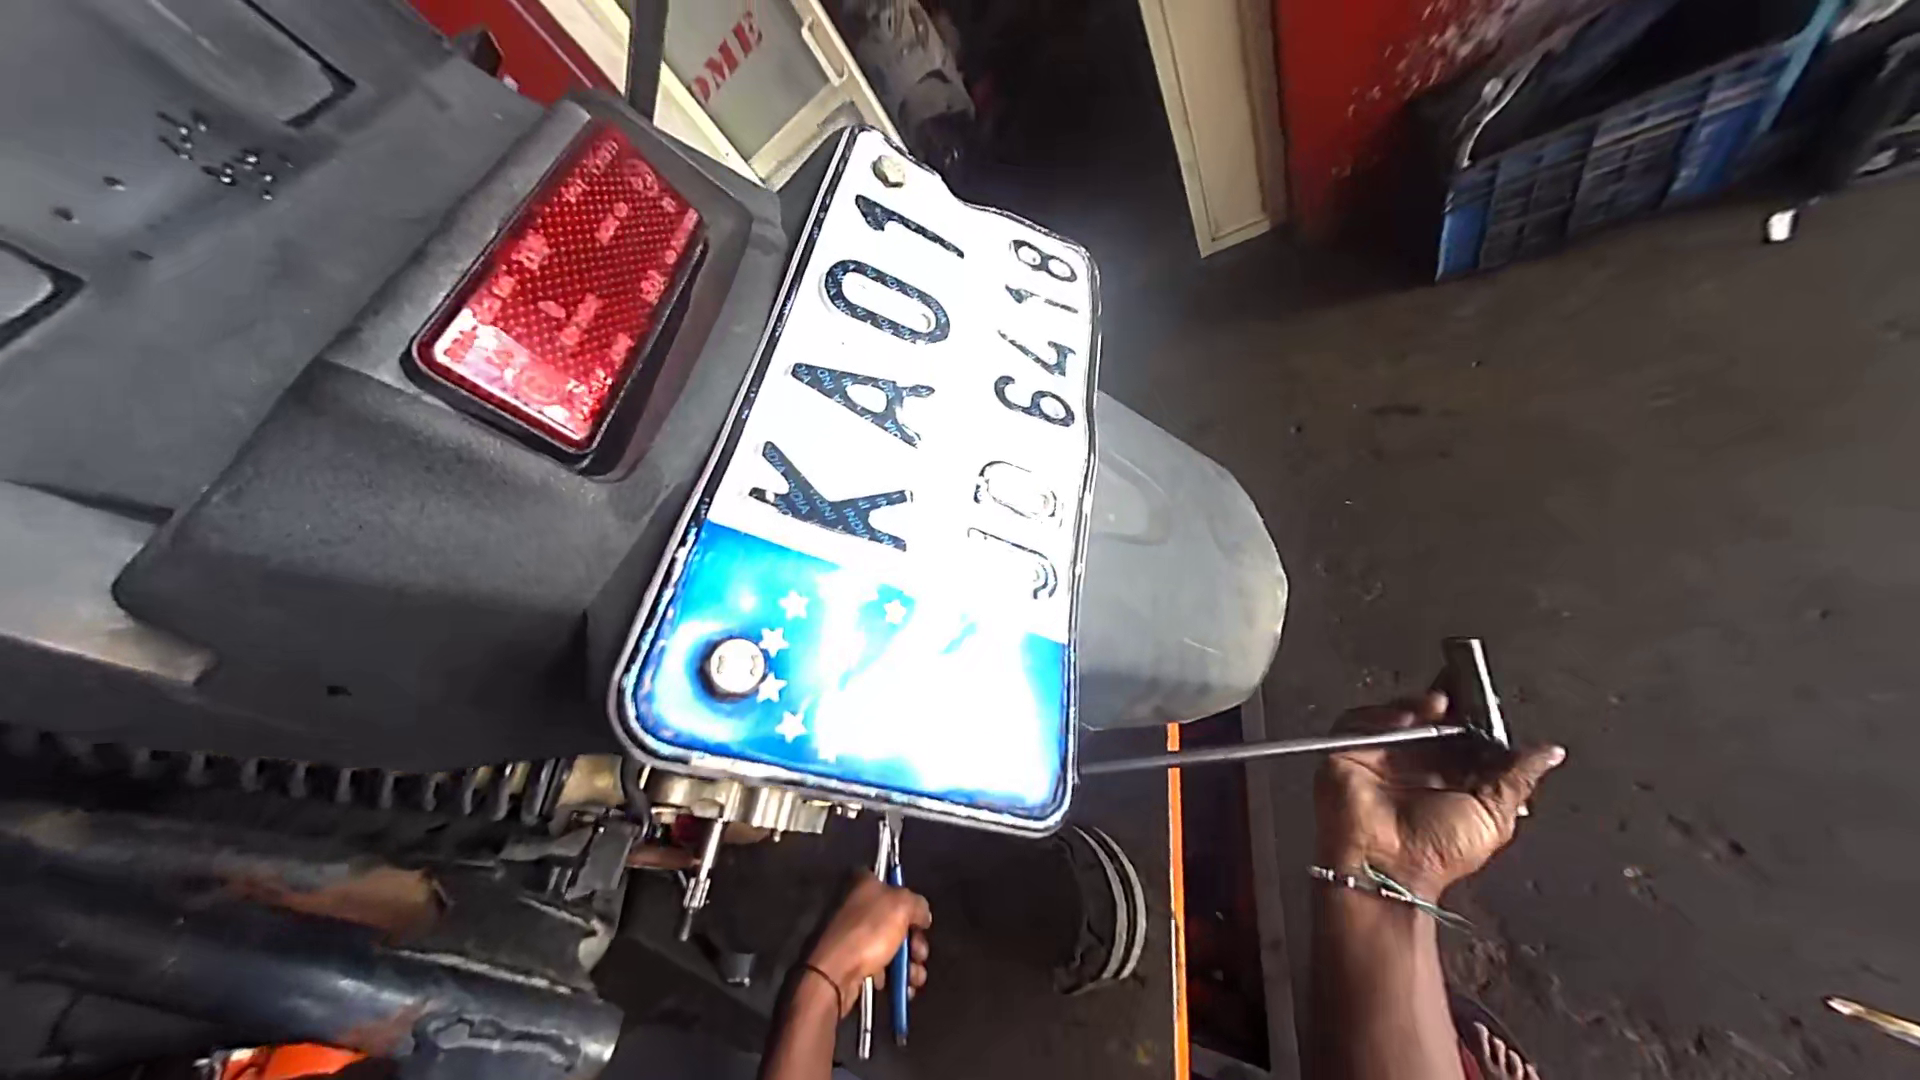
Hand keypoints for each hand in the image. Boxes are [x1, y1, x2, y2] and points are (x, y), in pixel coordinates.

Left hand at [806, 877, 931, 1015]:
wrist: (833, 974)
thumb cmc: (868, 930)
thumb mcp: (902, 906)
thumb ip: (918, 905)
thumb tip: (923, 915)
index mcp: (863, 882)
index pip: (891, 882)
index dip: (909, 900)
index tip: (919, 919)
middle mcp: (856, 904)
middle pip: (895, 919)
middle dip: (914, 940)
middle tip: (920, 954)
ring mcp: (851, 935)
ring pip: (890, 946)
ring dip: (907, 964)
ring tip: (915, 978)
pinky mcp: (849, 962)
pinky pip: (878, 966)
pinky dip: (893, 978)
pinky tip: (903, 989)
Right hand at [1314, 691, 1565, 898]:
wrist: (1389, 861)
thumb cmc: (1438, 850)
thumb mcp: (1494, 815)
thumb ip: (1515, 778)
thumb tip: (1548, 752)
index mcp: (1448, 777)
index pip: (1459, 735)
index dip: (1471, 715)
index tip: (1482, 697)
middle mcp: (1413, 762)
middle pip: (1428, 719)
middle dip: (1446, 704)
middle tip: (1461, 694)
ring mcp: (1379, 754)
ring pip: (1397, 714)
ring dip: (1418, 705)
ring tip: (1439, 704)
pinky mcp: (1348, 748)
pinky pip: (1362, 720)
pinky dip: (1383, 714)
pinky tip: (1407, 717)